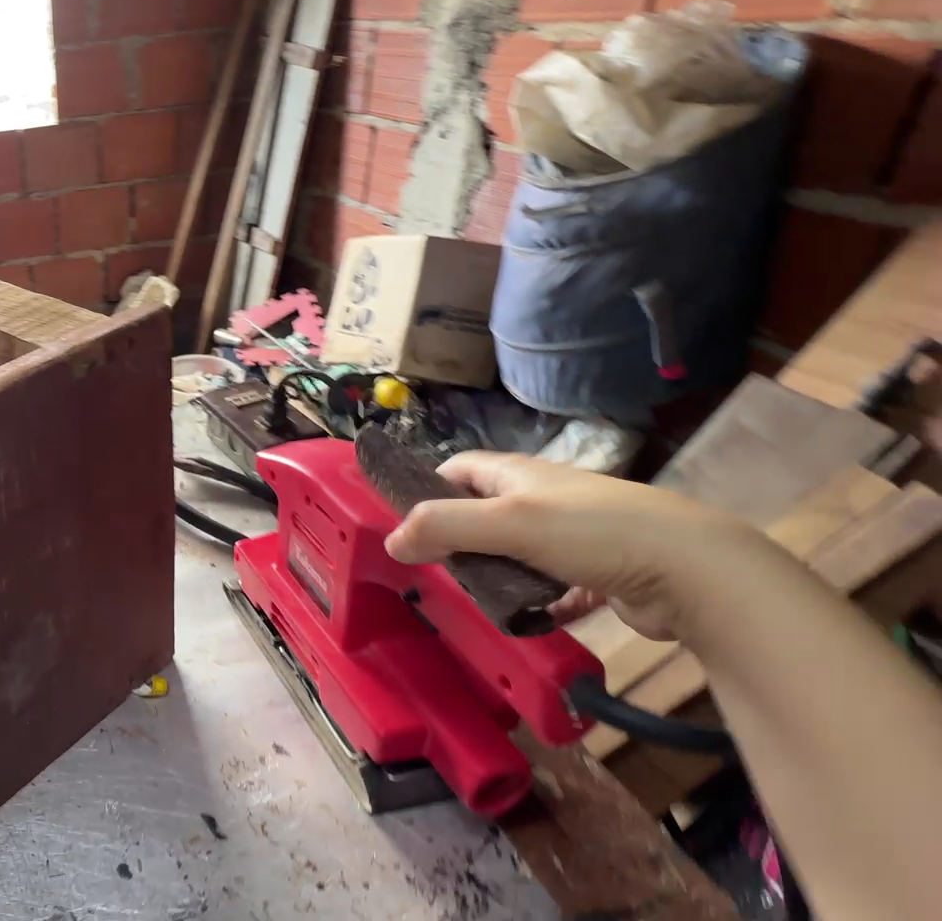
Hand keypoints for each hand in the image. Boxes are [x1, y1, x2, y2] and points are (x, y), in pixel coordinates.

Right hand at [382, 451, 785, 639]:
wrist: (697, 573)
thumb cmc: (593, 532)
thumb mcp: (506, 520)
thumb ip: (442, 526)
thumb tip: (392, 542)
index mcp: (518, 474)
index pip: (455, 470)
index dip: (427, 490)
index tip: (408, 525)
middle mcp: (542, 498)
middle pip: (480, 512)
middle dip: (456, 540)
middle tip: (439, 569)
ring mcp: (573, 536)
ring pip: (513, 552)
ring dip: (494, 574)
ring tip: (479, 599)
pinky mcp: (598, 574)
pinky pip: (551, 587)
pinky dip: (535, 602)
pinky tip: (527, 620)